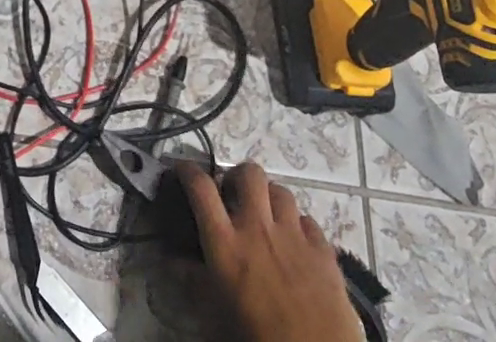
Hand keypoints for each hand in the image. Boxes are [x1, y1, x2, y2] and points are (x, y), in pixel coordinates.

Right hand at [177, 161, 364, 341]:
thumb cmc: (254, 336)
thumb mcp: (213, 311)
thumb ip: (192, 279)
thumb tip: (171, 259)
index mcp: (226, 242)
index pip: (201, 189)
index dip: (187, 171)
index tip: (182, 170)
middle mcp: (259, 228)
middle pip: (249, 174)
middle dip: (237, 176)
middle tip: (232, 194)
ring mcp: (294, 235)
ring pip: (281, 191)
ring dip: (268, 198)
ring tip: (265, 216)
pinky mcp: (323, 249)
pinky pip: (308, 220)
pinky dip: (297, 224)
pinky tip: (294, 242)